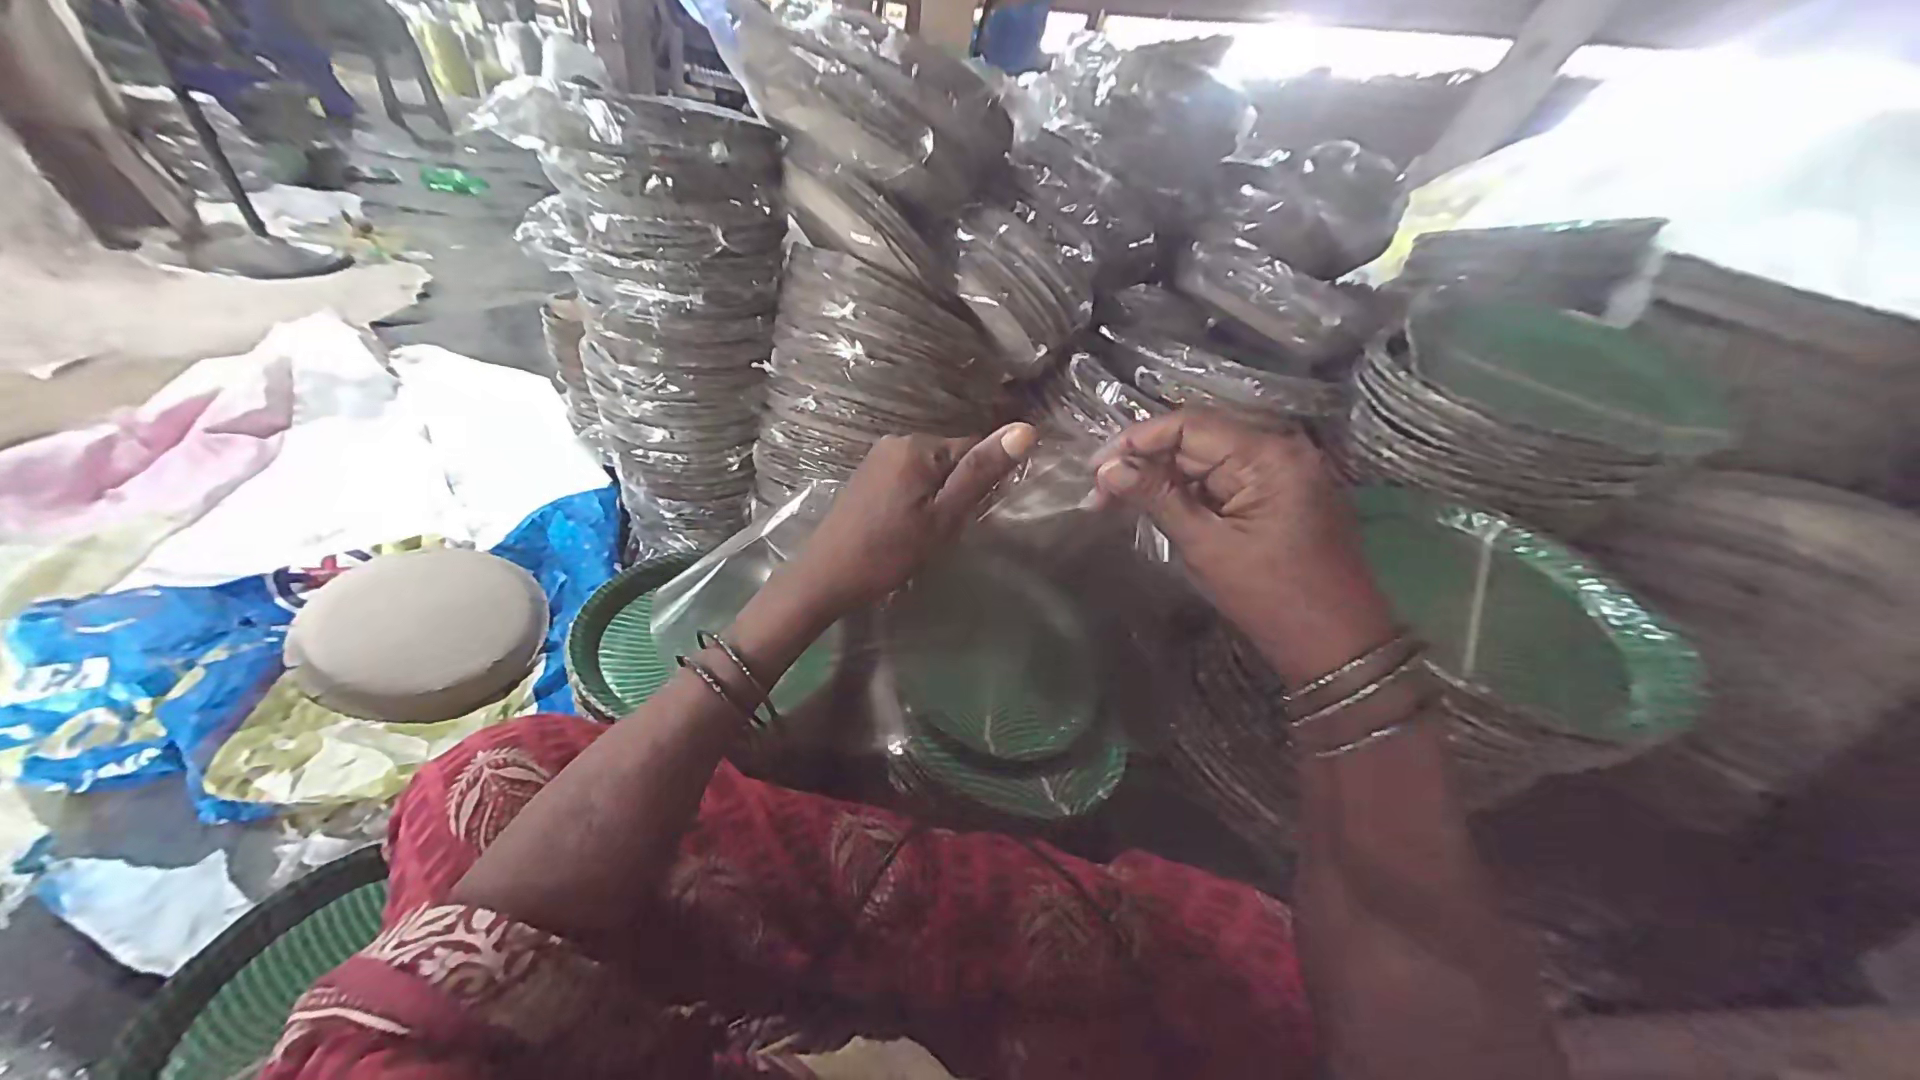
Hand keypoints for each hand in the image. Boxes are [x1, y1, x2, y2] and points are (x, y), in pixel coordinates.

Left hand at [781, 422, 1037, 619]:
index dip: (981, 483)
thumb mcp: (943, 517)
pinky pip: (908, 477)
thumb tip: (1025, 429)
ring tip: (923, 531)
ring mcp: (878, 456)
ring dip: (937, 496)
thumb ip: (981, 473)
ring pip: (930, 470)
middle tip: (944, 529)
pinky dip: (916, 498)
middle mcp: (897, 440)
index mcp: (919, 446)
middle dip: (957, 490)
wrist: (826, 576)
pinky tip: (905, 526)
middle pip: (951, 458)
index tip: (970, 515)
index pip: (974, 448)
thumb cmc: (889, 551)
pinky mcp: (867, 474)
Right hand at [1093, 410, 1395, 685]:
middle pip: (1196, 438)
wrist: (1337, 644)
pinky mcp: (1277, 492)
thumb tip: (1107, 469)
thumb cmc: (1272, 598)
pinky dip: (1187, 490)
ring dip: (1161, 476)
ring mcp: (1280, 470)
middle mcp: (1278, 449)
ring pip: (1205, 459)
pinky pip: (1223, 478)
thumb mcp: (1206, 546)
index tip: (1094, 468)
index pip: (1188, 425)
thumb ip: (1157, 498)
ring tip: (1117, 499)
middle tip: (1099, 491)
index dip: (1136, 440)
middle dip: (1144, 461)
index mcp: (1267, 455)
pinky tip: (1154, 504)